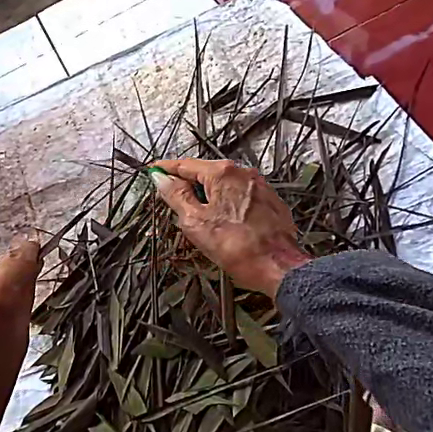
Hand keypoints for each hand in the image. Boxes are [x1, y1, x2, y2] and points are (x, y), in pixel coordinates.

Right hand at [149, 158, 311, 297]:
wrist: (278, 266)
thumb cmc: (239, 248)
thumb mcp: (195, 222)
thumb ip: (176, 196)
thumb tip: (162, 180)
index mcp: (222, 173)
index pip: (185, 164)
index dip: (166, 169)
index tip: (154, 171)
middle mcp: (243, 173)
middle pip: (206, 172)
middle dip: (188, 184)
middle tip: (171, 196)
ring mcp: (259, 186)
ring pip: (224, 184)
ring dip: (208, 195)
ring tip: (197, 215)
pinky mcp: (269, 201)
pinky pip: (240, 195)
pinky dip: (226, 203)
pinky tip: (222, 221)